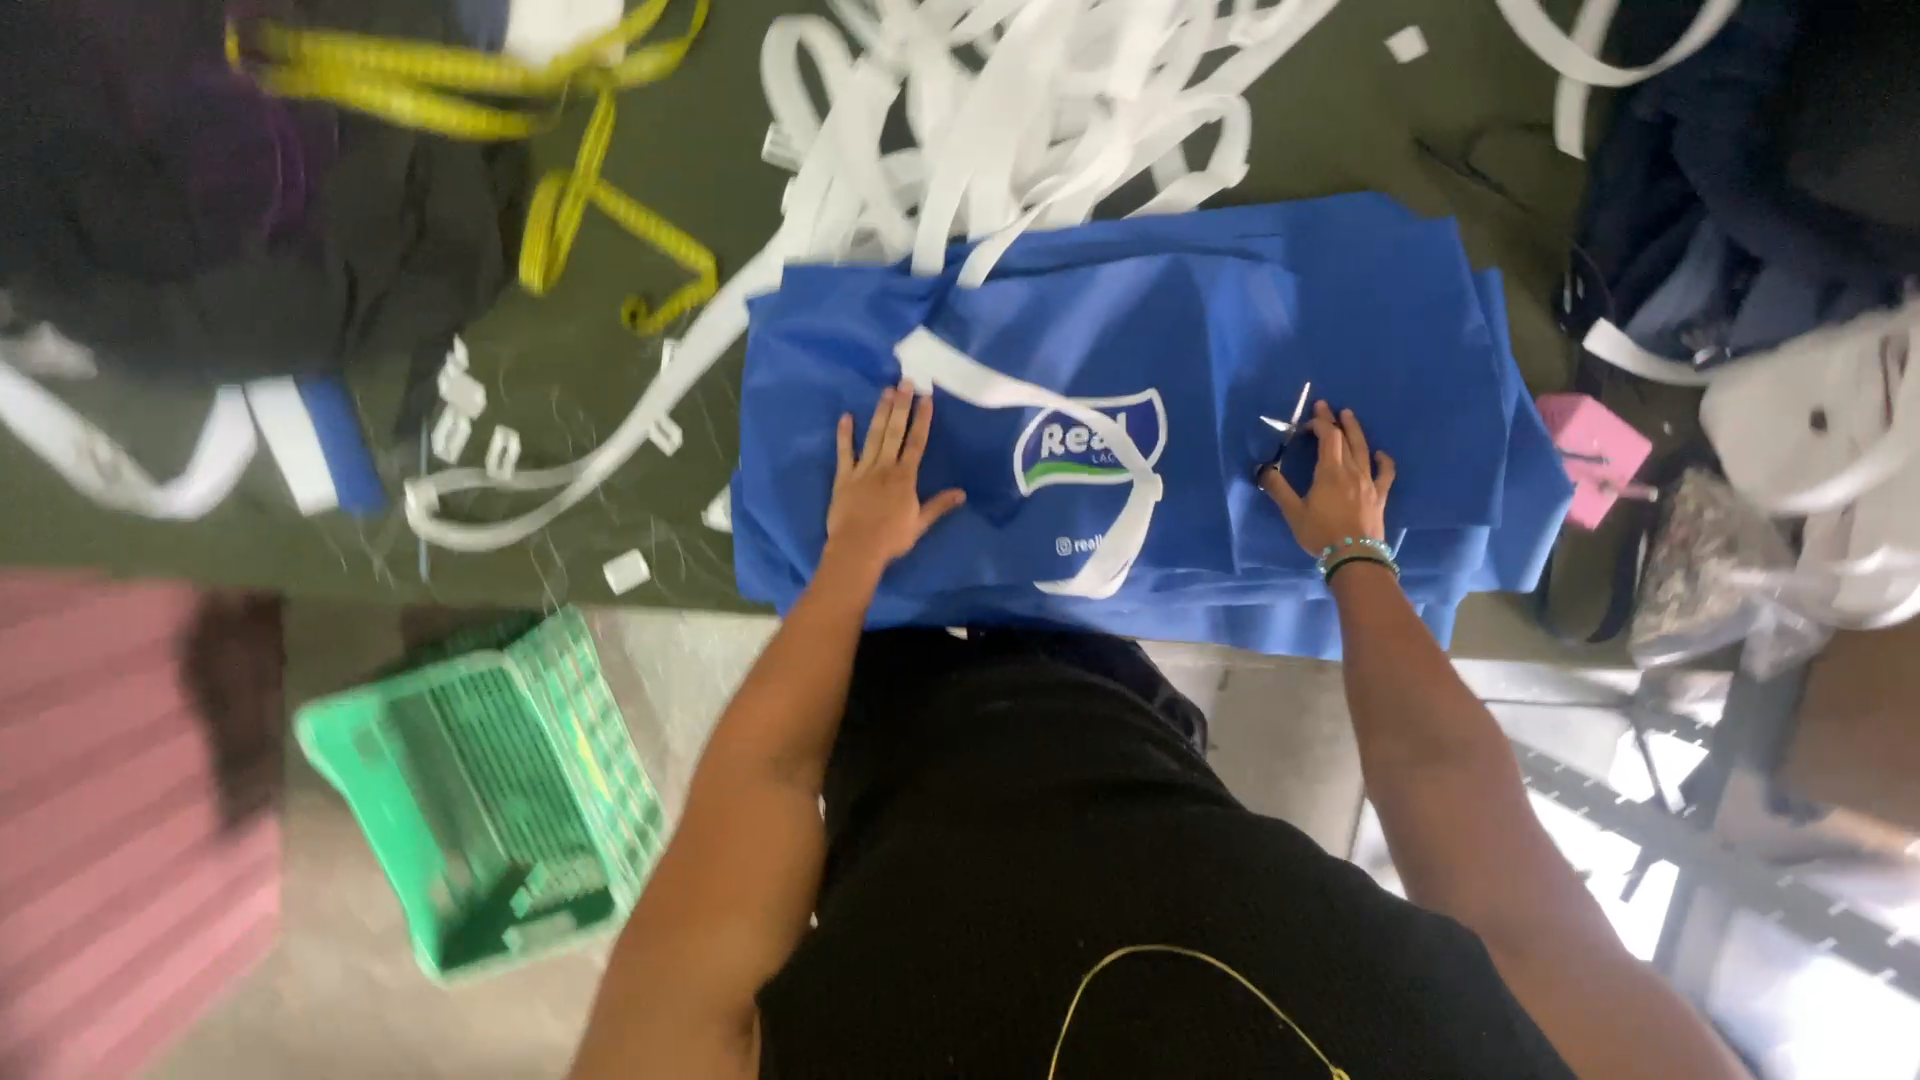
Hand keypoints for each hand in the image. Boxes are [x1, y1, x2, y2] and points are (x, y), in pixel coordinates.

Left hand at [824, 381, 965, 575]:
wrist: (857, 549)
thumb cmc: (891, 539)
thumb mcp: (920, 524)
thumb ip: (939, 506)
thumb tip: (962, 493)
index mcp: (905, 478)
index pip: (917, 443)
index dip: (922, 420)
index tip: (926, 399)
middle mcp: (885, 467)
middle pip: (895, 432)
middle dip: (901, 406)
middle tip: (905, 381)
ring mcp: (862, 470)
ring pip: (873, 436)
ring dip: (880, 413)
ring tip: (886, 391)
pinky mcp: (843, 477)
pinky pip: (844, 452)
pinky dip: (844, 434)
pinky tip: (846, 416)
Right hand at [1260, 401, 1395, 556]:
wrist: (1354, 556)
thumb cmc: (1320, 533)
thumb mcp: (1293, 512)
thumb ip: (1278, 488)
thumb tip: (1263, 469)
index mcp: (1329, 472)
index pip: (1327, 438)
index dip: (1319, 424)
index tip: (1308, 418)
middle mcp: (1352, 471)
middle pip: (1345, 439)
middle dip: (1335, 420)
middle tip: (1328, 406)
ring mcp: (1368, 482)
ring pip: (1364, 450)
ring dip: (1356, 431)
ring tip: (1350, 416)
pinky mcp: (1379, 496)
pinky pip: (1385, 473)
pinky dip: (1383, 460)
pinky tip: (1380, 453)